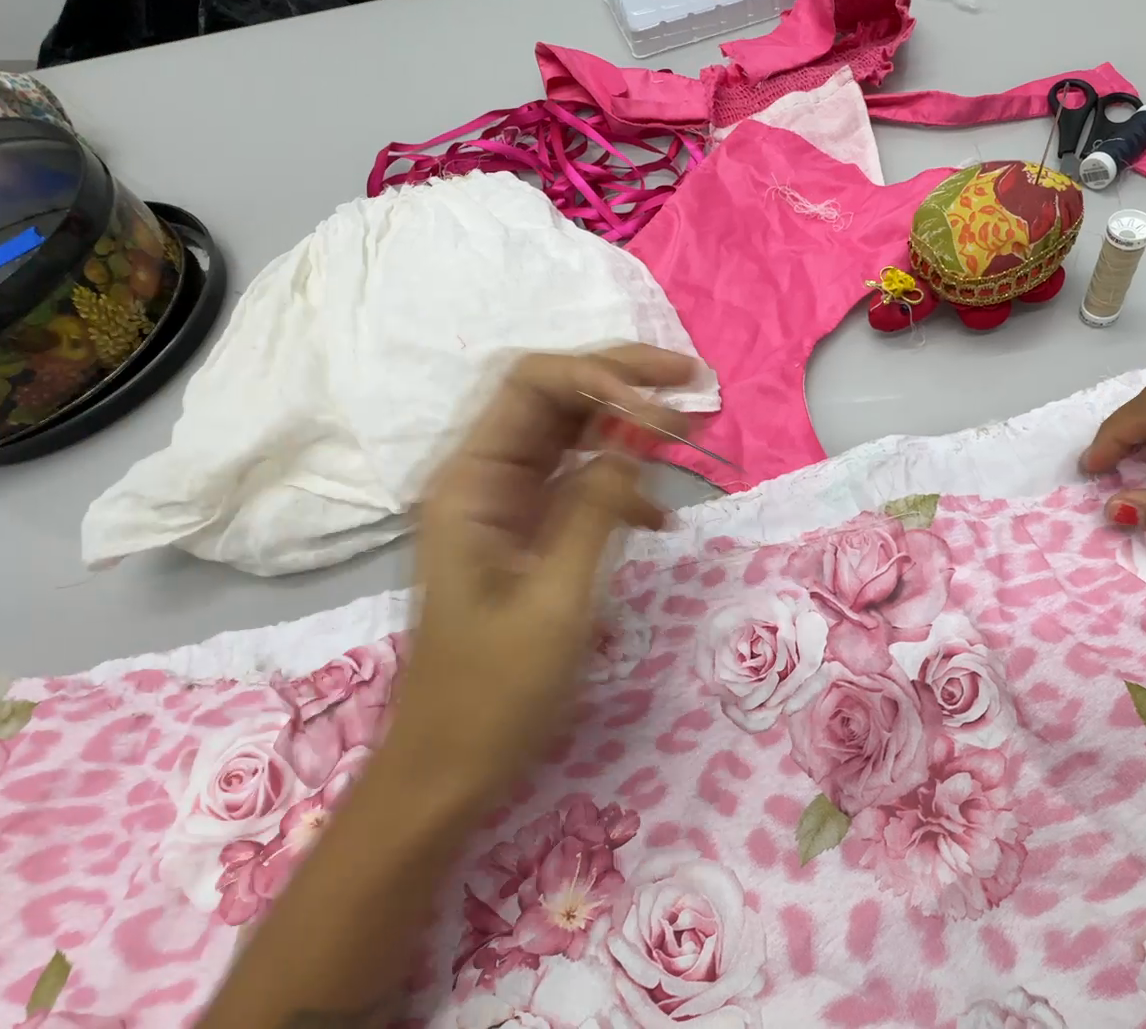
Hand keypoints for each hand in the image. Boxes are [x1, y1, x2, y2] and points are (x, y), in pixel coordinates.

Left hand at [388, 345, 700, 799]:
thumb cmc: (493, 694)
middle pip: (554, 396)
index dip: (605, 379)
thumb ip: (595, 511)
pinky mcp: (527, 537)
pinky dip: (621, 485)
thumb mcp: (556, 601)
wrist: (450, 766)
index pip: (535, 385)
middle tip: (694, 381)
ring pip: (570, 436)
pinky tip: (659, 518)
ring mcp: (505, 507)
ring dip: (629, 426)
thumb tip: (637, 444)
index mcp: (471, 482)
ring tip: (691, 431)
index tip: (667, 415)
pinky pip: (577, 487)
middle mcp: (484, 479)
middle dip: (623, 380)